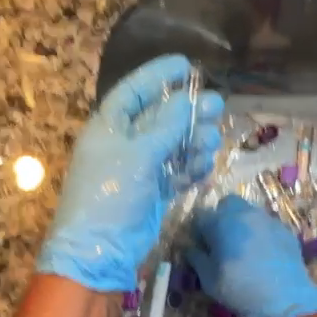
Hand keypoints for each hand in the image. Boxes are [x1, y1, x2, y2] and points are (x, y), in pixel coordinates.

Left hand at [36, 55, 224, 291]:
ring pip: (173, 144)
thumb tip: (186, 100)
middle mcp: (123, 143)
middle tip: (217, 107)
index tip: (187, 65)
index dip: (158, 75)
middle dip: (188, 112)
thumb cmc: (110, 196)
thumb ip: (165, 127)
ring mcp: (138, 169)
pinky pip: (176, 170)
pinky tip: (202, 169)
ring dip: (193, 141)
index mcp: (108, 127)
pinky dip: (190, 168)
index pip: (134, 91)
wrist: (99, 251)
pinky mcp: (151, 192)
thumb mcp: (138, 156)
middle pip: (160, 117)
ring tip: (210, 143)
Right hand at [186, 195, 316, 316]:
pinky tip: (263, 253)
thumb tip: (190, 248)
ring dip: (242, 223)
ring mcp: (268, 220)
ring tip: (243, 247)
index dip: (198, 231)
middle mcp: (244, 214)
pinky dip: (261, 233)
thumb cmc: (239, 289)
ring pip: (249, 211)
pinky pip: (267, 224)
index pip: (200, 216)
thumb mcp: (208, 279)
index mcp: (220, 223)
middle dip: (221, 216)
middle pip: (227, 203)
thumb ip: (196, 259)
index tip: (201, 246)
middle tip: (222, 239)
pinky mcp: (285, 230)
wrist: (285, 300)